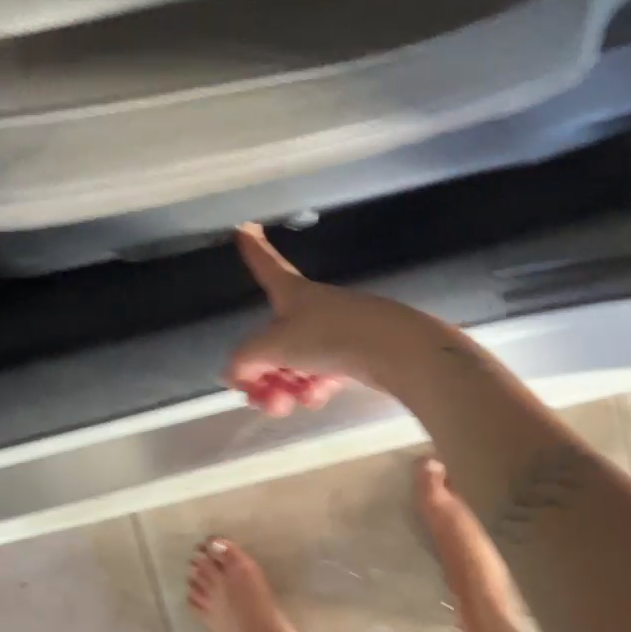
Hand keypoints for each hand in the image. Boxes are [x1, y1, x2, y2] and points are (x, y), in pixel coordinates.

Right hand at [225, 224, 425, 415]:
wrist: (394, 350)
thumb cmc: (329, 335)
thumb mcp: (272, 346)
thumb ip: (244, 360)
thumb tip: (236, 374)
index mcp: (290, 292)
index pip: (265, 263)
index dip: (253, 248)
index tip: (245, 227)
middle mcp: (308, 308)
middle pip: (271, 340)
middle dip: (260, 374)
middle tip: (260, 399)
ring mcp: (332, 332)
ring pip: (294, 364)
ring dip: (284, 388)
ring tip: (288, 405)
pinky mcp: (352, 355)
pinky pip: (320, 375)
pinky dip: (314, 388)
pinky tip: (319, 397)